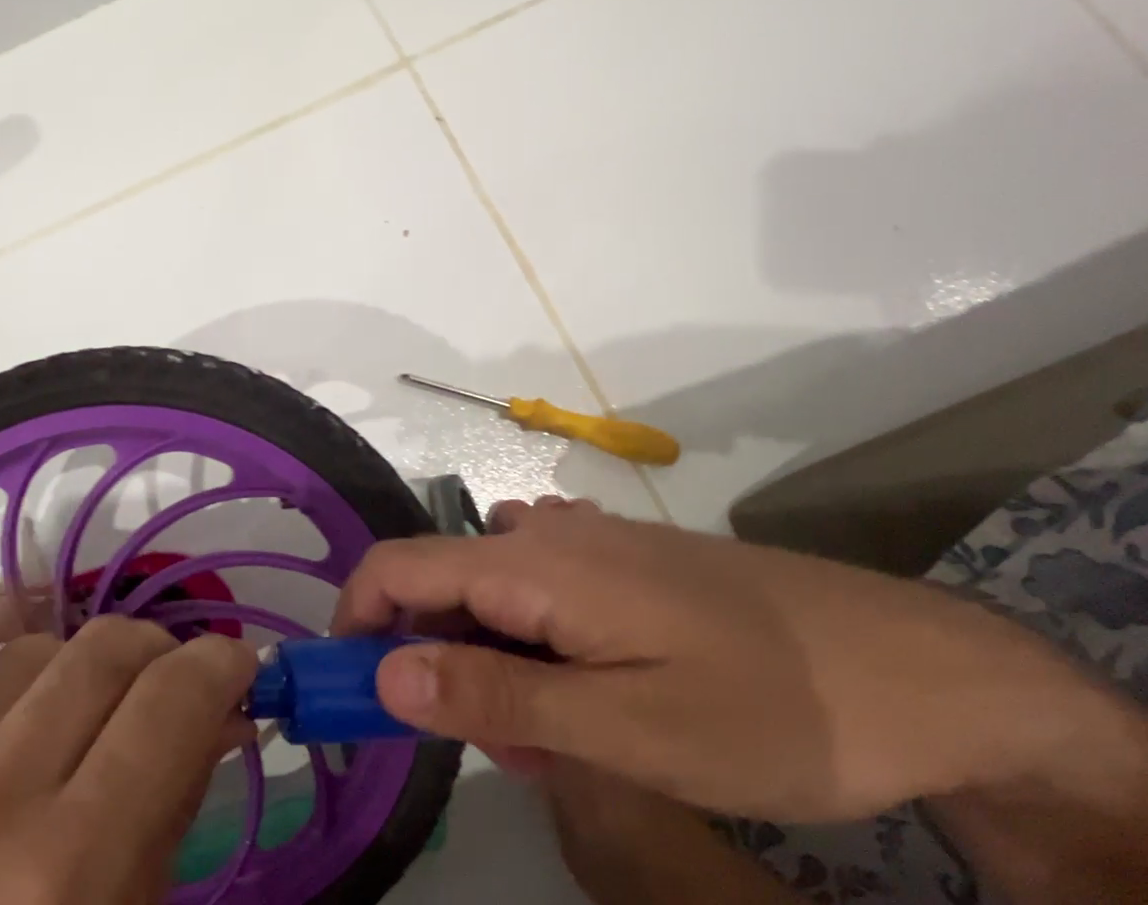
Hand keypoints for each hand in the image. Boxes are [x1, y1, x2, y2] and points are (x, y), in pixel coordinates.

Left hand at [0, 603, 257, 904]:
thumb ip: (176, 802)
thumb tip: (222, 706)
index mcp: (69, 864)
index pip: (170, 702)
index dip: (220, 666)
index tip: (235, 666)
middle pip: (102, 651)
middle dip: (157, 652)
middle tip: (170, 679)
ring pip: (33, 644)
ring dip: (80, 662)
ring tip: (86, 702)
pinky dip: (4, 635)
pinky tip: (30, 644)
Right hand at [332, 497, 1147, 821]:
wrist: (929, 675)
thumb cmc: (773, 709)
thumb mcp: (625, 728)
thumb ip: (494, 695)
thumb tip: (383, 673)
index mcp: (534, 564)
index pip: (395, 566)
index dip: (357, 624)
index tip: (361, 699)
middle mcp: (550, 535)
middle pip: (441, 586)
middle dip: (441, 665)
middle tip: (506, 750)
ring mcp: (593, 543)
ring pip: (493, 598)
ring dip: (492, 666)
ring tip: (563, 740)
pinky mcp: (629, 563)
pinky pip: (544, 596)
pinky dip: (537, 649)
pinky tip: (593, 694)